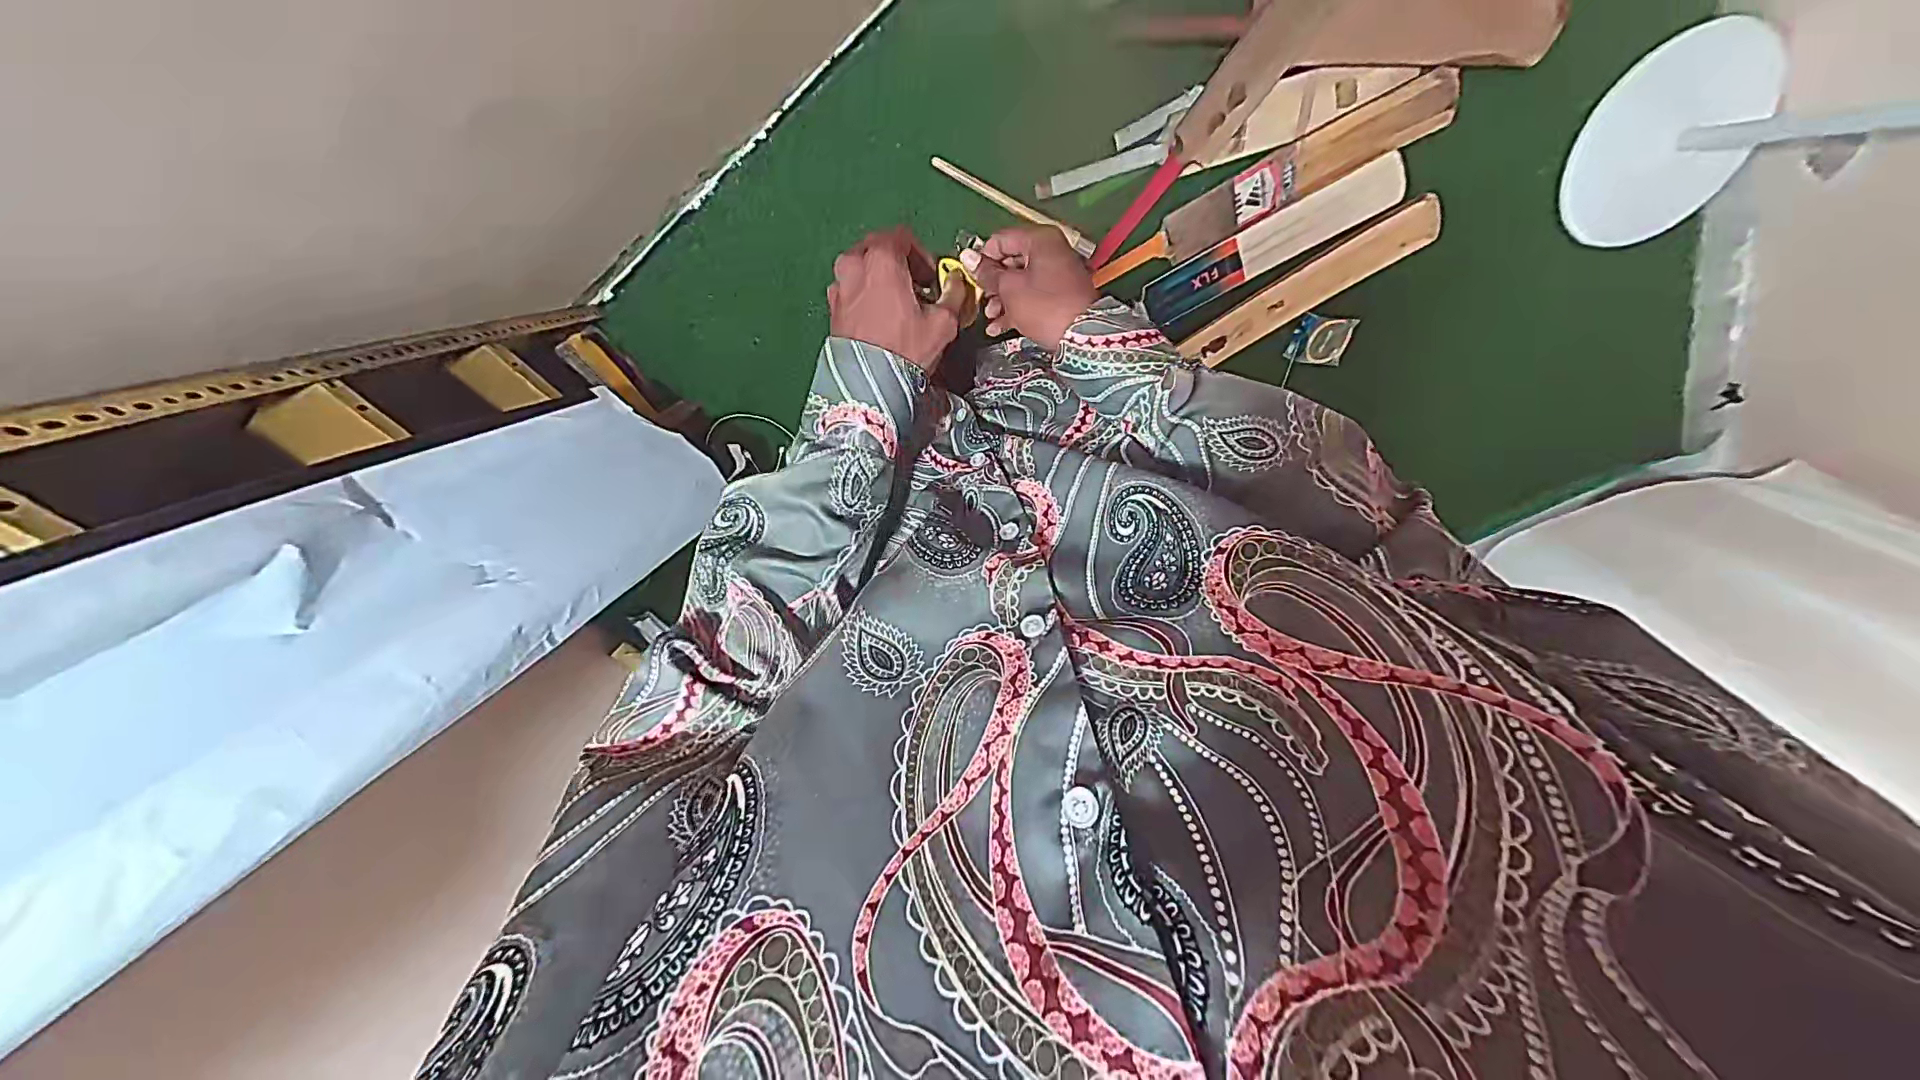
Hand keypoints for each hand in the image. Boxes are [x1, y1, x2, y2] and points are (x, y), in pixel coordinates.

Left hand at [826, 227, 966, 371]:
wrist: (868, 384)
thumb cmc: (904, 350)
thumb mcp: (942, 323)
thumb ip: (953, 295)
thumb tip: (956, 284)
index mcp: (881, 259)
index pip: (902, 236)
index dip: (921, 253)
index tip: (930, 276)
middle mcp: (854, 265)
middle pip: (878, 248)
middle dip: (898, 263)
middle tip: (915, 287)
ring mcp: (838, 287)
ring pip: (861, 268)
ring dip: (879, 278)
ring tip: (896, 303)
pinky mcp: (832, 309)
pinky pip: (851, 290)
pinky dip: (865, 295)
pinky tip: (879, 318)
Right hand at [959, 227, 1099, 349]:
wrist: (1081, 336)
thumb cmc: (1045, 307)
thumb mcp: (1010, 288)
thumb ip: (988, 273)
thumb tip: (968, 257)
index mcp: (1039, 239)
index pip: (1000, 239)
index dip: (984, 259)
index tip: (974, 278)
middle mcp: (1050, 250)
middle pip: (1011, 261)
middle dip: (993, 283)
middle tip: (983, 300)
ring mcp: (1056, 272)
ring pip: (1020, 280)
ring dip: (1002, 299)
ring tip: (991, 317)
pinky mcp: (1059, 293)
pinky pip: (1032, 294)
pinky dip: (1016, 307)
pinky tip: (1000, 326)